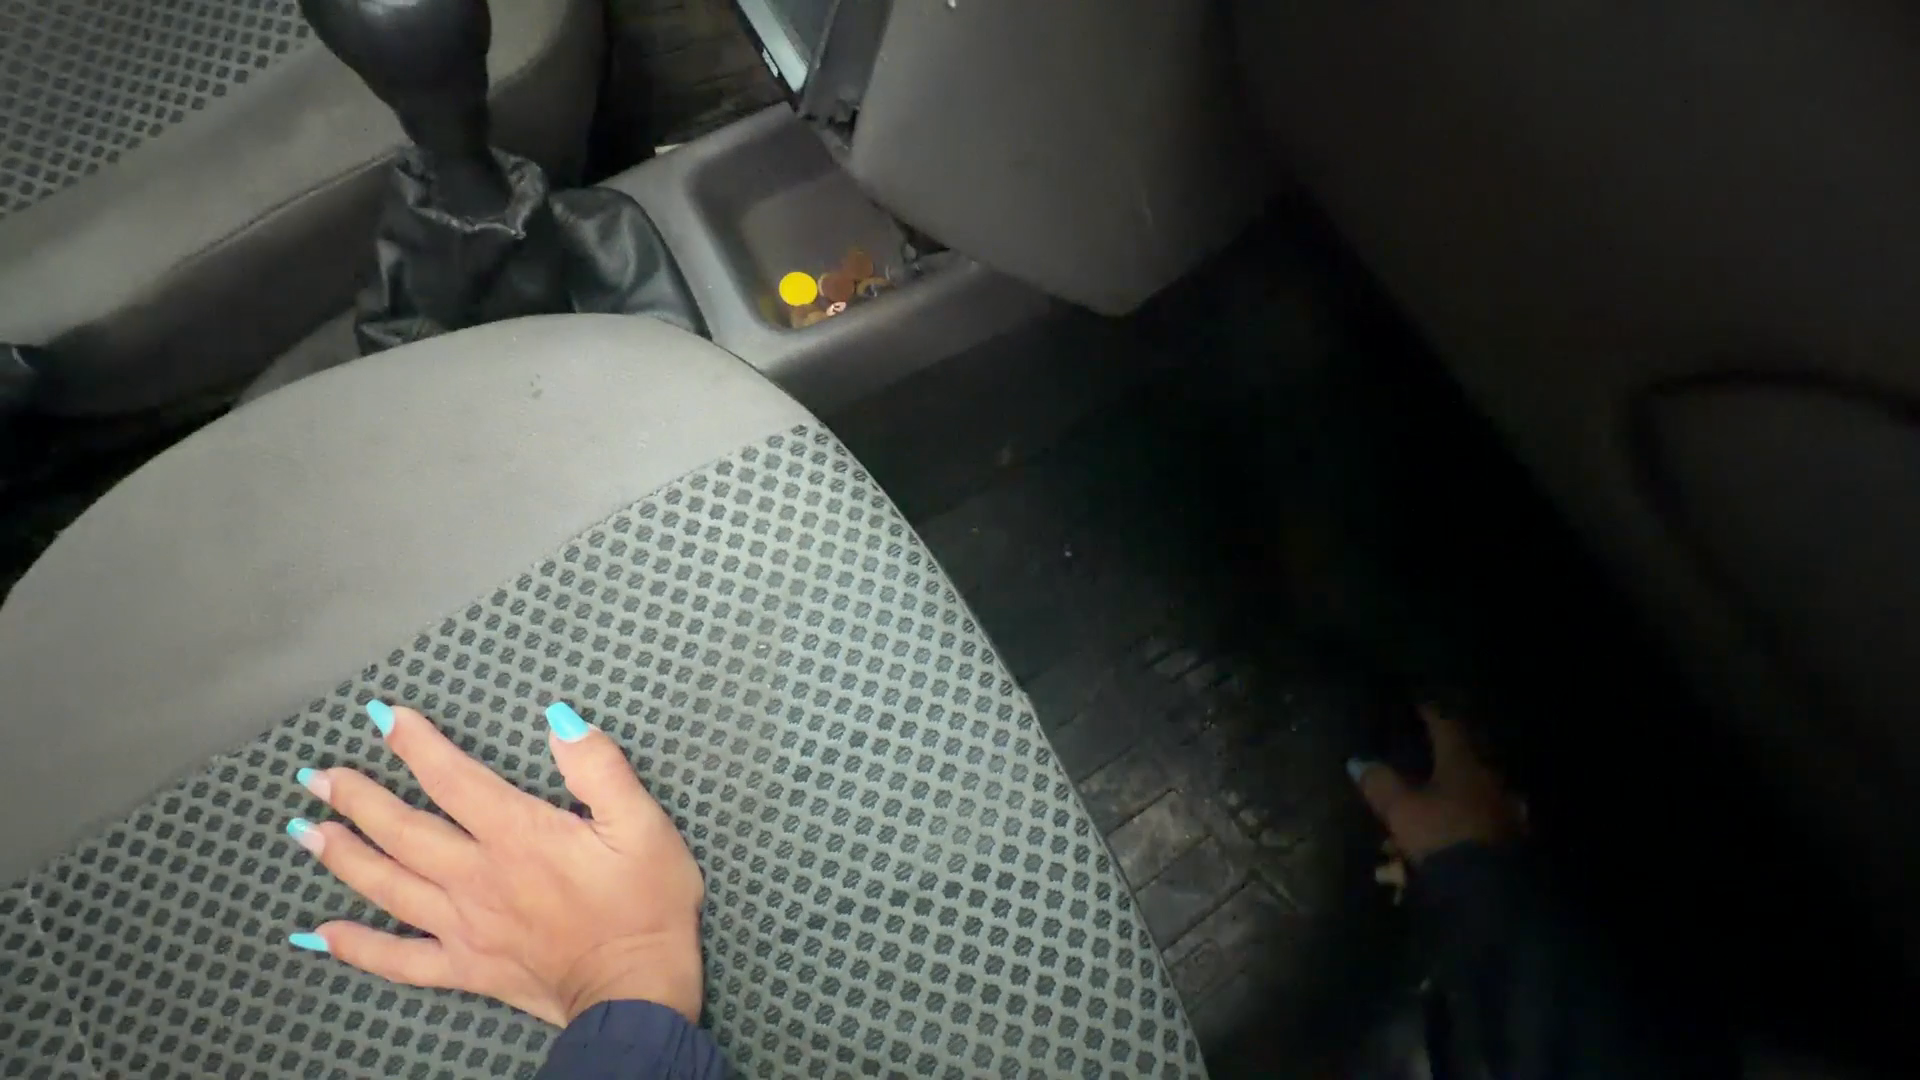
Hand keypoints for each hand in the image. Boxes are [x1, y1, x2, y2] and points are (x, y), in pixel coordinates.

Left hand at [282, 701, 704, 1026]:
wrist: (636, 985)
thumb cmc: (645, 898)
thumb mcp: (643, 821)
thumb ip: (601, 769)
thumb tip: (562, 722)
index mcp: (520, 836)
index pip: (456, 781)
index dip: (419, 747)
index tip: (385, 718)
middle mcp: (478, 877)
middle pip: (406, 832)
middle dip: (360, 799)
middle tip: (321, 777)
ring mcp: (465, 927)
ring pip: (389, 887)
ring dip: (344, 857)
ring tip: (307, 831)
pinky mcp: (466, 968)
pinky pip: (398, 959)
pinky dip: (356, 947)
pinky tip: (321, 936)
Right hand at [1348, 705, 1526, 862]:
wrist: (1491, 892)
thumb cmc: (1441, 835)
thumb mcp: (1400, 808)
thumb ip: (1379, 782)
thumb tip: (1358, 761)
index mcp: (1463, 764)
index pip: (1447, 727)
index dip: (1431, 714)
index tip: (1418, 706)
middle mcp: (1488, 781)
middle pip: (1464, 758)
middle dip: (1442, 756)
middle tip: (1422, 754)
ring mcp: (1503, 811)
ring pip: (1471, 791)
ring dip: (1451, 791)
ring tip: (1430, 800)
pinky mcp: (1510, 839)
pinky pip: (1479, 818)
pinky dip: (1461, 819)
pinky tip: (1448, 830)